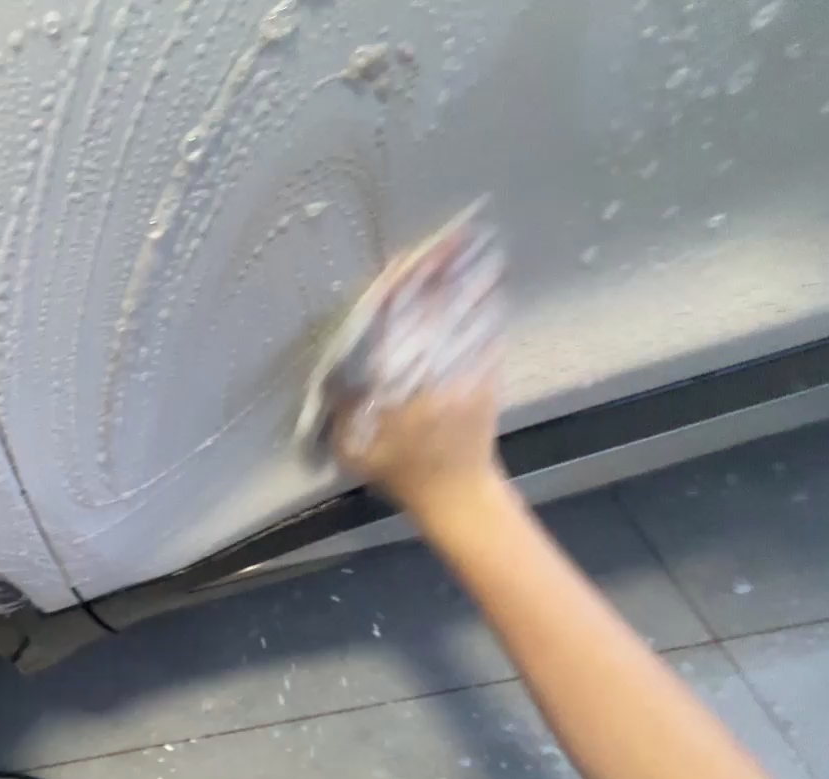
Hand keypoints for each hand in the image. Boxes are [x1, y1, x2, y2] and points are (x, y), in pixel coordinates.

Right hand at [329, 202, 508, 516]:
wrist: (459, 495)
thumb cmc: (401, 474)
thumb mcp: (355, 450)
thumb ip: (345, 410)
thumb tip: (338, 371)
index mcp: (403, 389)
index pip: (399, 329)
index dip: (401, 293)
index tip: (401, 261)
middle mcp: (439, 374)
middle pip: (438, 312)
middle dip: (441, 273)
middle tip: (446, 233)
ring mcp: (469, 373)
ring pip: (467, 318)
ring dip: (469, 280)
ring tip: (472, 240)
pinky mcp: (488, 376)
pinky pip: (487, 333)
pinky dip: (487, 304)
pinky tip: (489, 279)